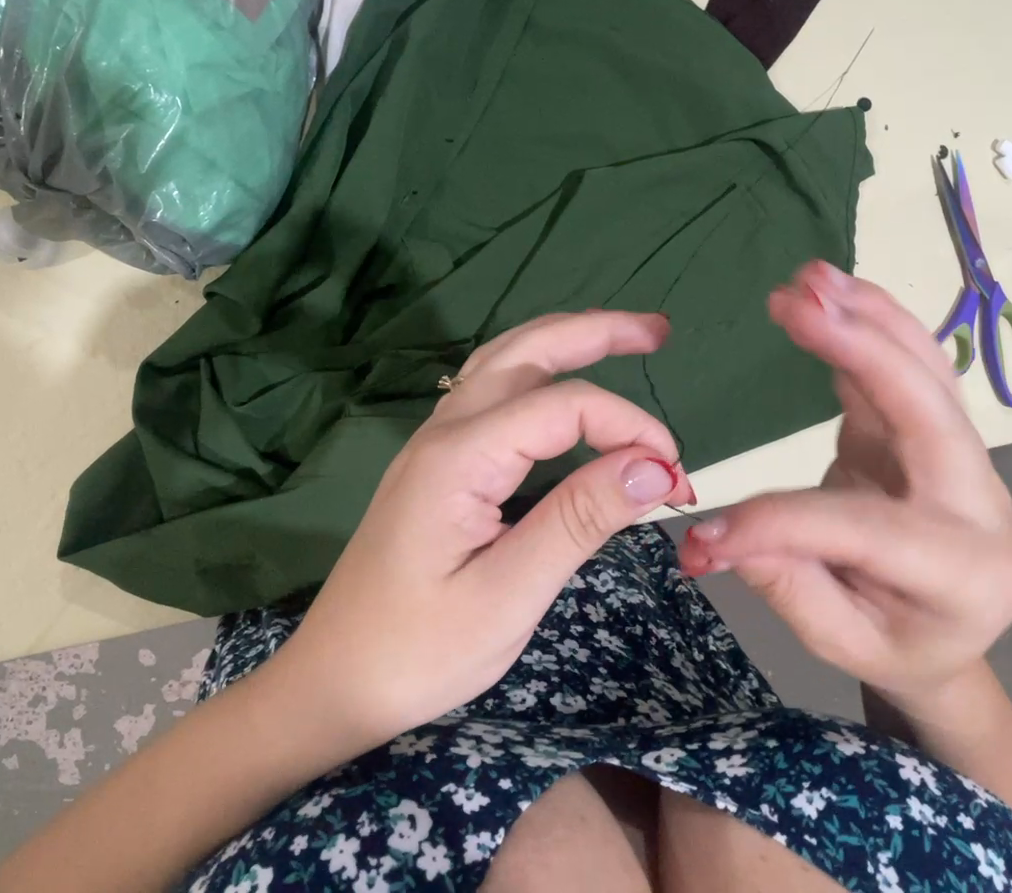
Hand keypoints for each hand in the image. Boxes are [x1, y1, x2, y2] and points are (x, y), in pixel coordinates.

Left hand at [263, 310, 696, 751]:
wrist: (336, 679)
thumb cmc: (418, 649)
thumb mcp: (509, 594)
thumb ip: (579, 520)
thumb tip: (655, 465)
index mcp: (459, 457)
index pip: (564, 406)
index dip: (629, 426)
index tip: (676, 477)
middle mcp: (443, 432)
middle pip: (524, 352)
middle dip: (594, 333)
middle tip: (659, 331)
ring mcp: (432, 445)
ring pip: (501, 365)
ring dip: (561, 343)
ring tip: (619, 340)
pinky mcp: (435, 467)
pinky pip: (488, 397)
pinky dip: (535, 376)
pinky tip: (559, 391)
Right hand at [677, 261, 1011, 704]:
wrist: (949, 633)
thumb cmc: (893, 641)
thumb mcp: (837, 637)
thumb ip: (786, 585)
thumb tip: (715, 539)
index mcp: (965, 570)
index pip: (861, 527)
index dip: (775, 523)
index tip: (700, 537)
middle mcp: (978, 500)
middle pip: (927, 411)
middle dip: (860, 348)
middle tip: (794, 302)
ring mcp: (963, 458)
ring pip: (926, 372)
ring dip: (869, 317)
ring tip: (810, 279)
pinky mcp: (932, 433)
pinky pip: (912, 369)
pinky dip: (873, 324)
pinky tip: (831, 294)